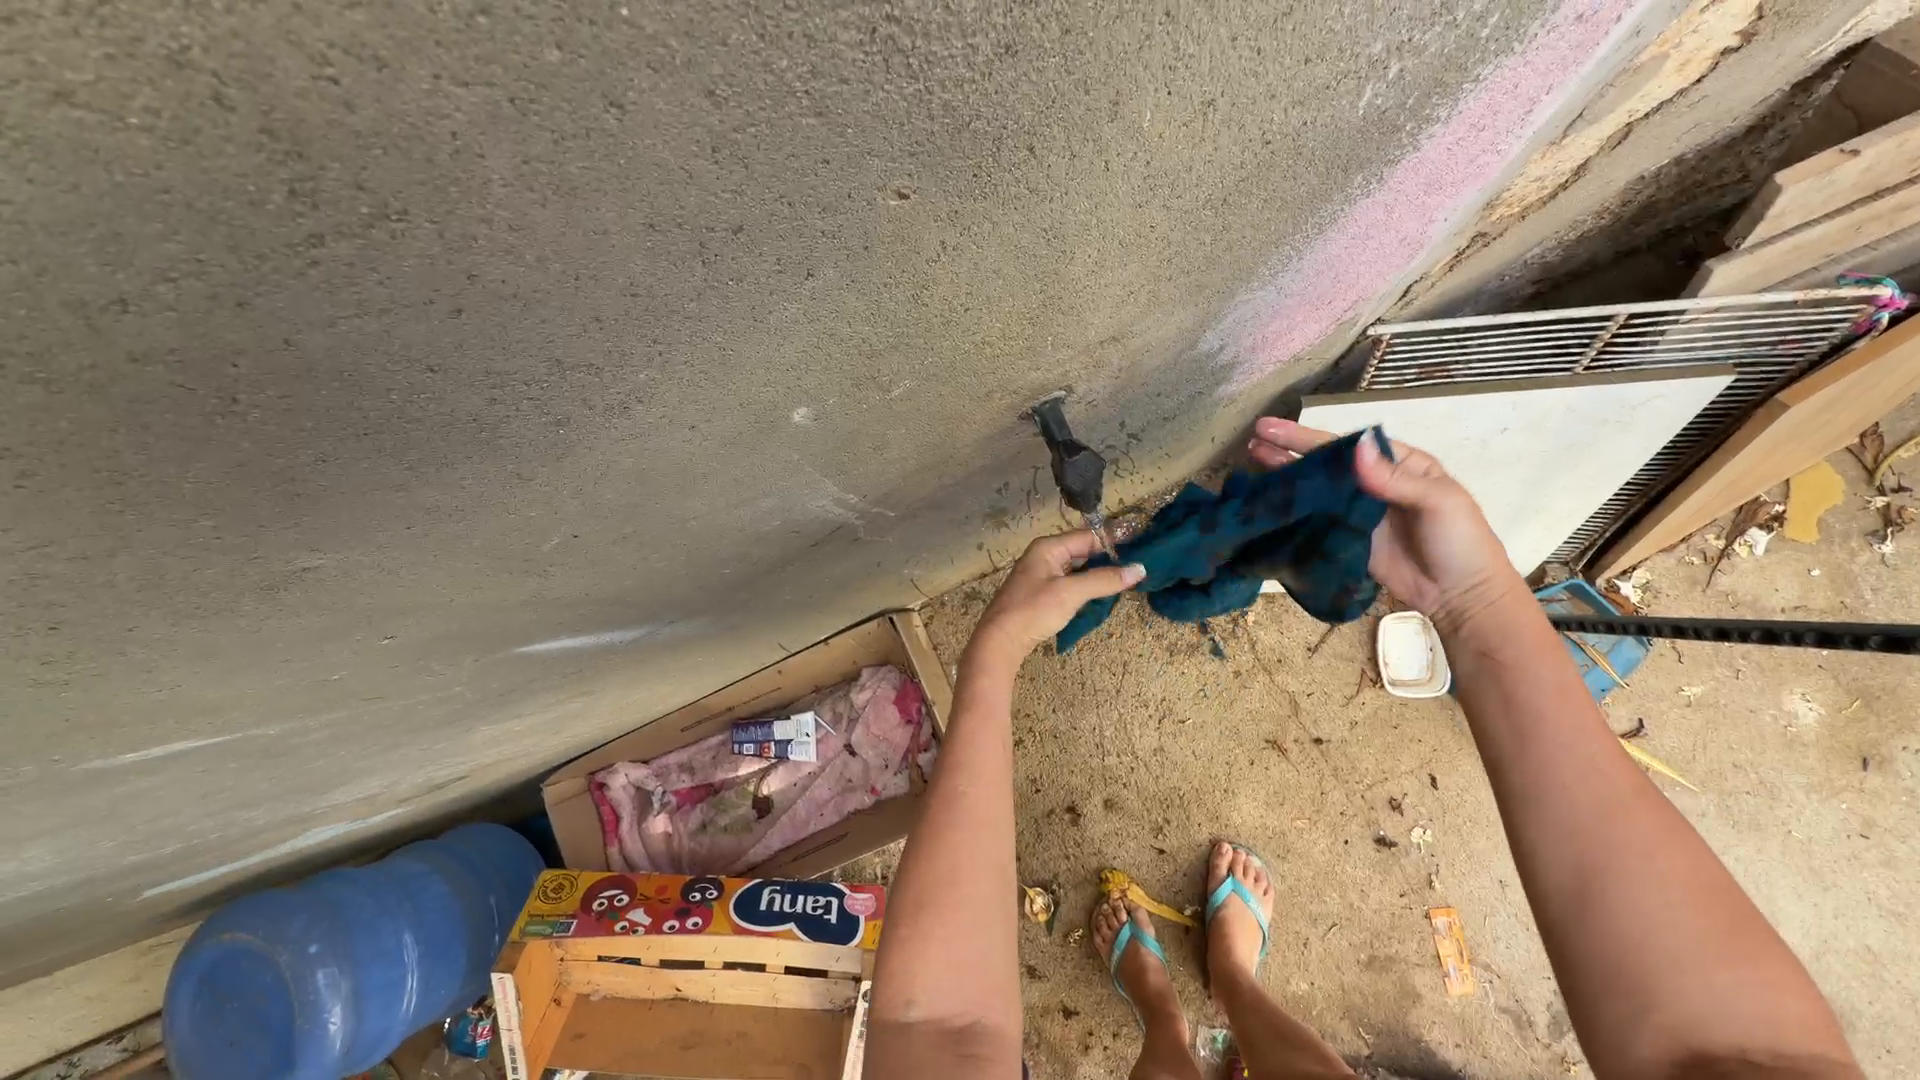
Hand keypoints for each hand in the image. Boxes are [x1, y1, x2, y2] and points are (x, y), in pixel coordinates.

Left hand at [969, 531, 1144, 664]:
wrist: (999, 641)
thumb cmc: (1033, 611)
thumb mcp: (1071, 593)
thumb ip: (1104, 580)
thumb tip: (1139, 569)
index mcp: (1048, 547)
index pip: (1087, 536)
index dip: (1113, 540)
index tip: (1141, 544)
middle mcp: (1043, 556)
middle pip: (1082, 551)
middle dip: (1107, 558)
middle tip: (1137, 565)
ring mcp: (1040, 575)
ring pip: (1076, 569)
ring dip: (1097, 574)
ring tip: (1124, 580)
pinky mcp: (1040, 594)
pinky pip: (1069, 583)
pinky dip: (1085, 587)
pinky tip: (1100, 595)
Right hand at [1248, 417, 1524, 632]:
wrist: (1461, 596)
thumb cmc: (1460, 541)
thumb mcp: (1439, 501)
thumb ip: (1395, 478)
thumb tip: (1355, 449)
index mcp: (1399, 464)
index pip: (1346, 445)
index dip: (1307, 437)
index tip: (1271, 428)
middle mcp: (1373, 484)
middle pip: (1324, 463)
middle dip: (1287, 451)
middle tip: (1251, 442)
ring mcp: (1357, 512)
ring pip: (1315, 489)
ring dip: (1284, 477)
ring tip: (1250, 465)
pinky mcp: (1345, 539)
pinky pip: (1314, 520)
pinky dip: (1291, 511)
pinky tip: (1267, 503)